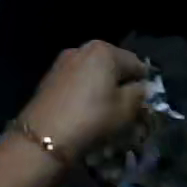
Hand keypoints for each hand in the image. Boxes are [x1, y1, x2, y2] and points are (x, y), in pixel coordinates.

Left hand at [14, 41, 150, 158]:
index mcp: (105, 50)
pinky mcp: (50, 76)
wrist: (42, 137)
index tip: (143, 103)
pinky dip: (85, 91)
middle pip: (113, 65)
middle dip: (121, 83)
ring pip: (94, 72)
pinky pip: (77, 80)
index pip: (136, 64)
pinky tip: (85, 110)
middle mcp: (83, 48)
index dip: (144, 84)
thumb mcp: (125, 109)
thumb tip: (142, 87)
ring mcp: (63, 61)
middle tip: (125, 108)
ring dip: (102, 87)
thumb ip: (139, 94)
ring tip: (104, 110)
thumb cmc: (91, 118)